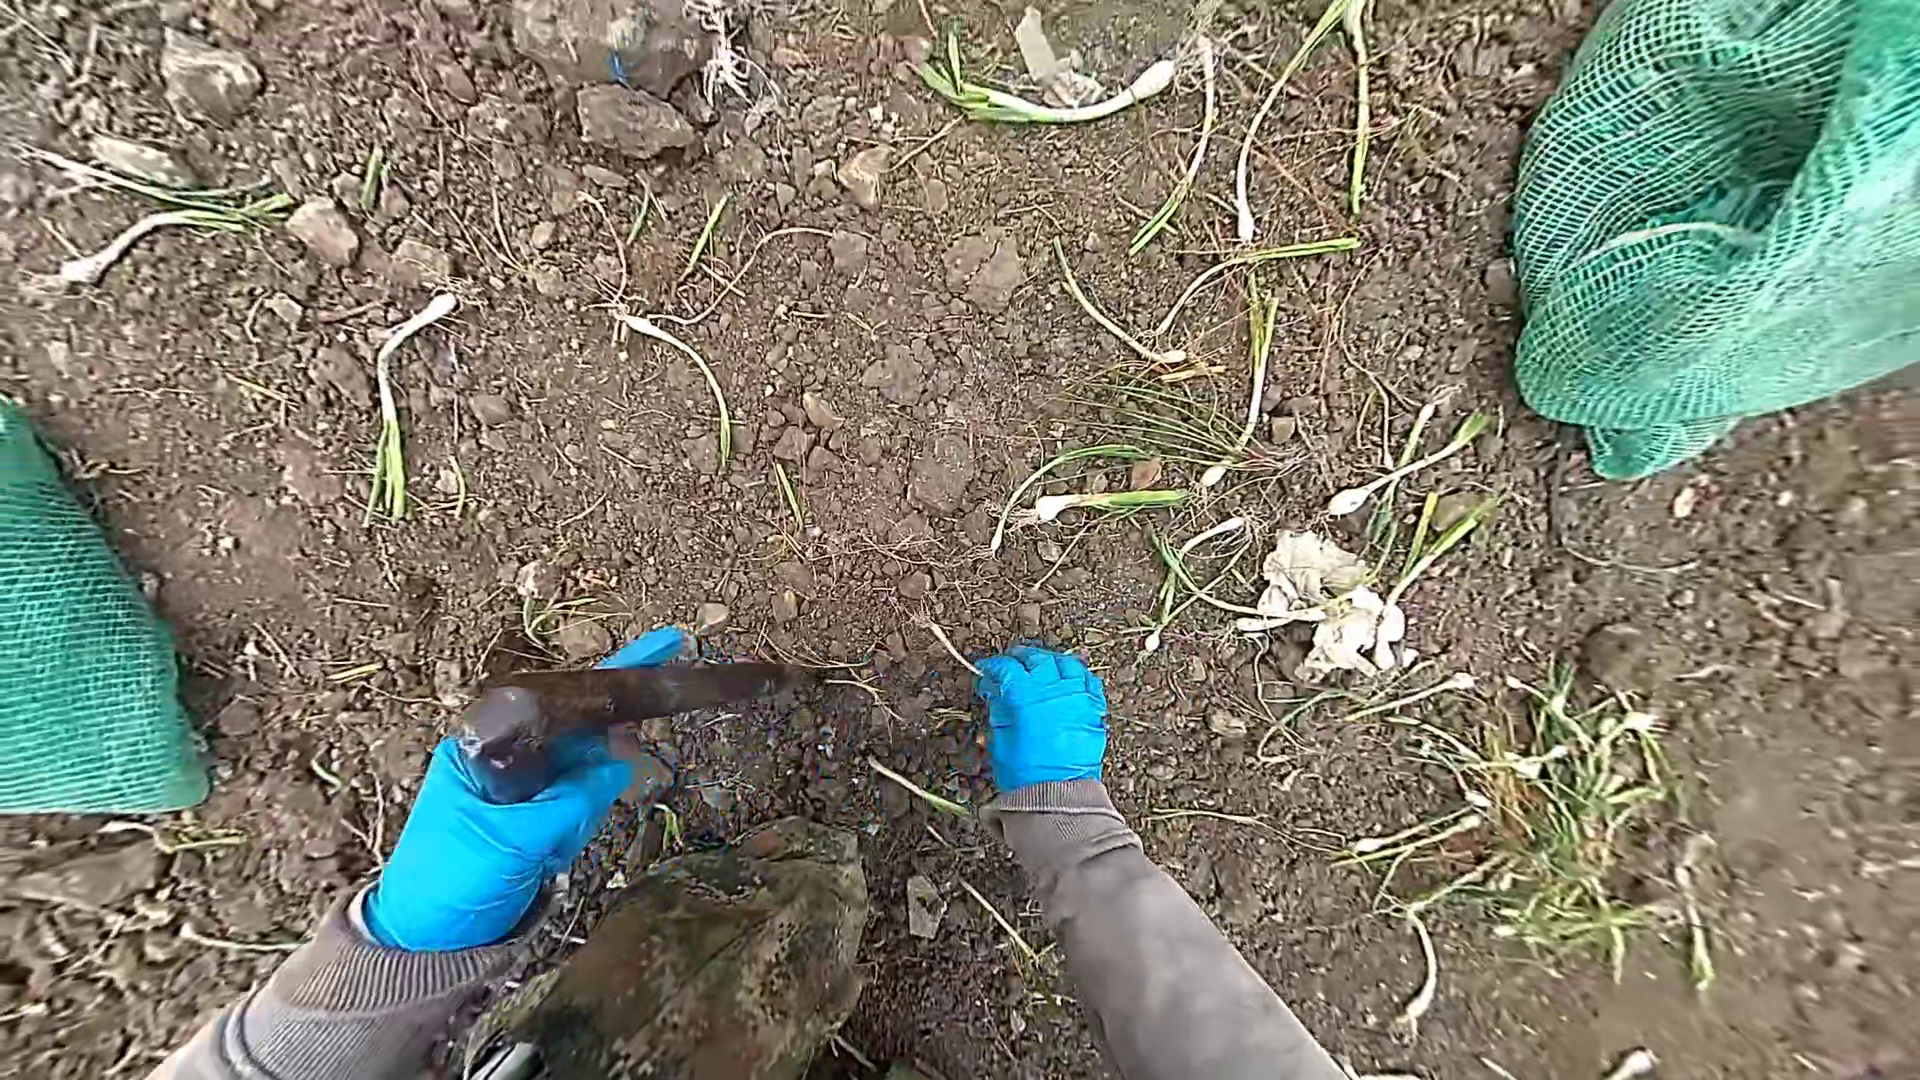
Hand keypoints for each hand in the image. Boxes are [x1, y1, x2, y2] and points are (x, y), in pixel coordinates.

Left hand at [364, 626, 688, 950]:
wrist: (431, 938)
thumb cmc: (454, 877)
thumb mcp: (513, 837)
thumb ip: (572, 798)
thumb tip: (622, 761)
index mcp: (490, 739)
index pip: (563, 693)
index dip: (616, 671)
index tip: (666, 646)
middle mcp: (516, 747)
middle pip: (586, 722)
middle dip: (607, 748)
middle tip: (610, 770)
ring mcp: (535, 775)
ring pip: (595, 760)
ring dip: (589, 798)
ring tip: (554, 840)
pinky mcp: (549, 801)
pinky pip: (589, 792)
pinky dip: (584, 815)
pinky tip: (556, 846)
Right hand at [976, 645, 1107, 792]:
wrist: (1059, 796)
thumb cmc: (1028, 774)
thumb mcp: (1002, 739)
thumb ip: (1000, 709)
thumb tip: (996, 692)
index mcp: (1025, 694)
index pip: (1006, 668)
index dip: (993, 667)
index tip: (987, 669)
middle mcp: (1052, 688)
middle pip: (1036, 658)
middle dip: (1021, 657)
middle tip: (1012, 661)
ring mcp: (1076, 695)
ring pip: (1064, 663)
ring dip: (1050, 660)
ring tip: (1041, 663)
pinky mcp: (1092, 707)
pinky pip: (1088, 680)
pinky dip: (1077, 674)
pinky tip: (1069, 677)